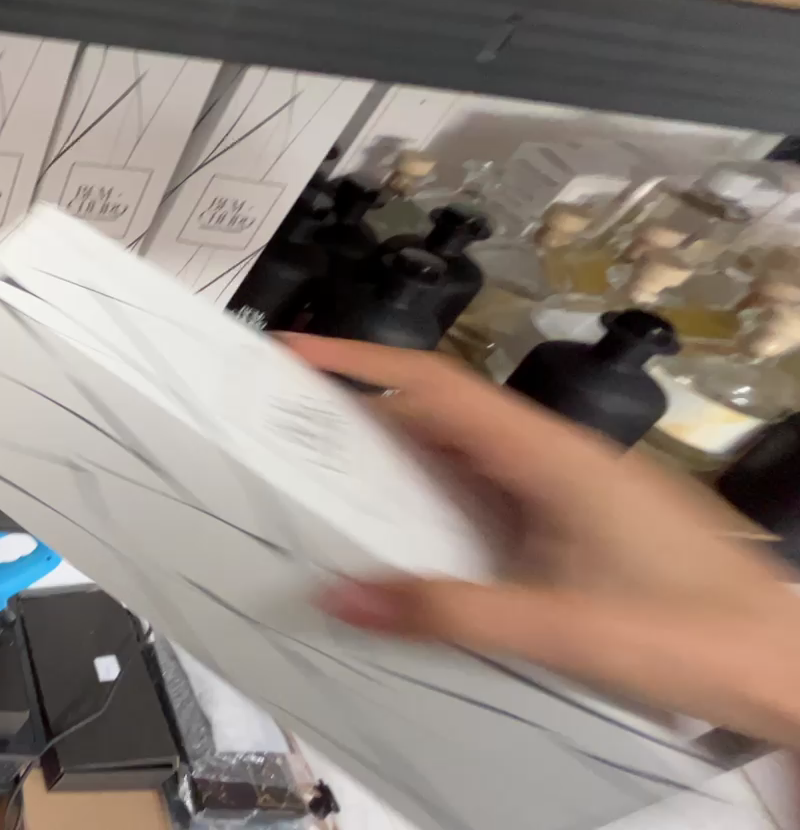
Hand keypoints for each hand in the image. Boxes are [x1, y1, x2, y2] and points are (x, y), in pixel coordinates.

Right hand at [283, 334, 799, 747]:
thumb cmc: (703, 638)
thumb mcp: (565, 628)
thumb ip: (445, 610)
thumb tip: (334, 596)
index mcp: (547, 455)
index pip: (433, 383)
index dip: (357, 358)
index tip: (292, 349)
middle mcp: (550, 455)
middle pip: (434, 407)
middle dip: (355, 401)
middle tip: (283, 415)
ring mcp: (563, 483)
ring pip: (454, 445)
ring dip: (387, 445)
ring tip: (319, 464)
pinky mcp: (569, 514)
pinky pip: (474, 479)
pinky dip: (420, 482)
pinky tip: (395, 518)